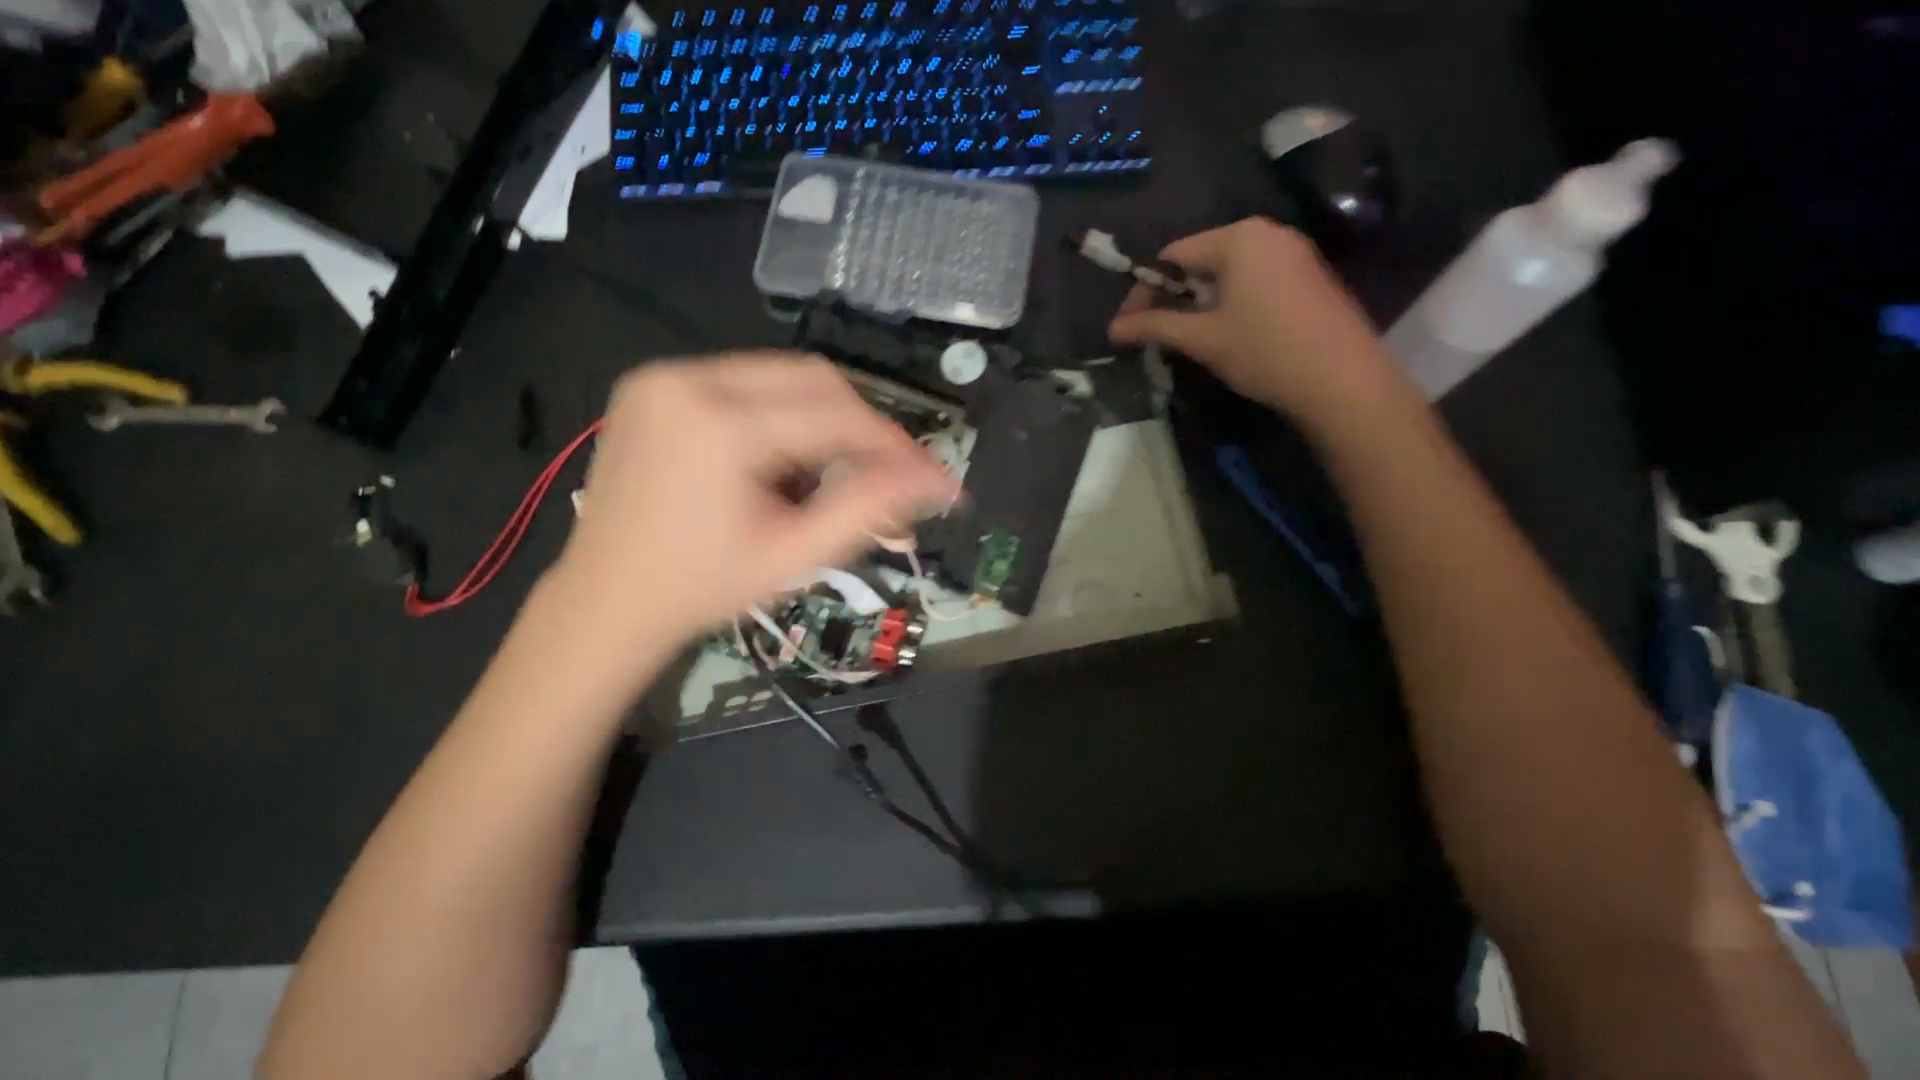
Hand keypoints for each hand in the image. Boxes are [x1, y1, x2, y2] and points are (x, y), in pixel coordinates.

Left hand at [550, 353, 958, 646]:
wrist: (604, 602)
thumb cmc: (701, 589)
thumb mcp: (792, 555)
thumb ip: (868, 509)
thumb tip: (937, 481)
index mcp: (719, 425)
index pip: (835, 414)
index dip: (893, 445)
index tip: (933, 478)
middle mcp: (686, 380)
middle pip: (811, 380)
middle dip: (858, 428)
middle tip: (885, 475)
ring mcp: (662, 378)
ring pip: (778, 378)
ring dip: (817, 421)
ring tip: (824, 478)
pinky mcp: (650, 386)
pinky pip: (739, 383)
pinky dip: (774, 415)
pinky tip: (775, 463)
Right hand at [1107, 218, 1408, 426]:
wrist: (1343, 381)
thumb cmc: (1265, 351)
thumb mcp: (1203, 339)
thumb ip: (1155, 327)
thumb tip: (1113, 328)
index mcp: (1238, 237)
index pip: (1172, 255)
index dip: (1144, 291)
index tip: (1128, 326)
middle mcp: (1267, 233)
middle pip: (1202, 260)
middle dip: (1174, 296)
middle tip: (1155, 334)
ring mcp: (1294, 254)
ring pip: (1230, 273)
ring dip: (1202, 303)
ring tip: (1188, 338)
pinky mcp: (1310, 277)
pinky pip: (1257, 281)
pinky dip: (1233, 303)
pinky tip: (1229, 335)